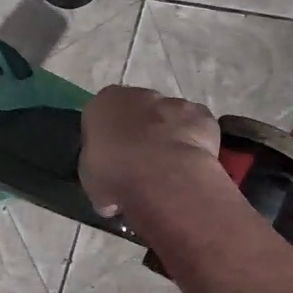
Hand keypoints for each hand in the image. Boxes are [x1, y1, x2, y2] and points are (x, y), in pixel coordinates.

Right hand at [78, 85, 223, 224]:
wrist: (161, 177)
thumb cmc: (114, 174)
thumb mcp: (91, 178)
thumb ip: (100, 172)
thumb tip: (110, 197)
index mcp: (102, 104)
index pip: (102, 115)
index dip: (108, 136)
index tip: (111, 156)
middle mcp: (136, 95)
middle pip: (137, 109)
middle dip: (140, 131)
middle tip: (141, 162)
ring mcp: (172, 102)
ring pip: (169, 117)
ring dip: (169, 135)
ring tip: (171, 168)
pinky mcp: (202, 115)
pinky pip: (197, 127)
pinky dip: (197, 142)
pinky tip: (193, 165)